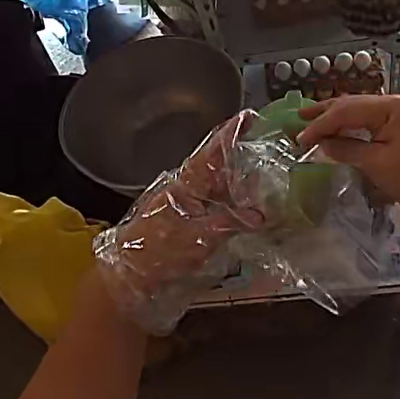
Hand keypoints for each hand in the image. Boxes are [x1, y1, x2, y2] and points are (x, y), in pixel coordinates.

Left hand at [95, 111, 267, 332]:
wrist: (126, 282)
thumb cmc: (155, 254)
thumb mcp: (196, 239)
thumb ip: (229, 224)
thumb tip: (262, 215)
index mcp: (186, 184)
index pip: (213, 152)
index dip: (231, 134)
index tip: (251, 116)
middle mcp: (188, 190)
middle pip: (220, 168)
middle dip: (245, 158)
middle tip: (273, 151)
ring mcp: (189, 208)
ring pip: (221, 188)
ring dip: (243, 184)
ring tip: (270, 180)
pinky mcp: (191, 225)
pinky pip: (219, 208)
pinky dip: (238, 206)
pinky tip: (255, 211)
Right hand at [298, 95, 399, 209]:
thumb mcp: (378, 165)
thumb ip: (347, 150)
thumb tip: (322, 144)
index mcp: (388, 107)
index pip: (344, 111)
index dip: (319, 125)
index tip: (299, 139)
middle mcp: (393, 102)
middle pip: (351, 104)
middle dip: (324, 113)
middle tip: (298, 120)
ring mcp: (399, 111)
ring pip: (359, 109)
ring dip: (336, 116)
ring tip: (311, 121)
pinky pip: (370, 118)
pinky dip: (351, 123)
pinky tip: (339, 129)